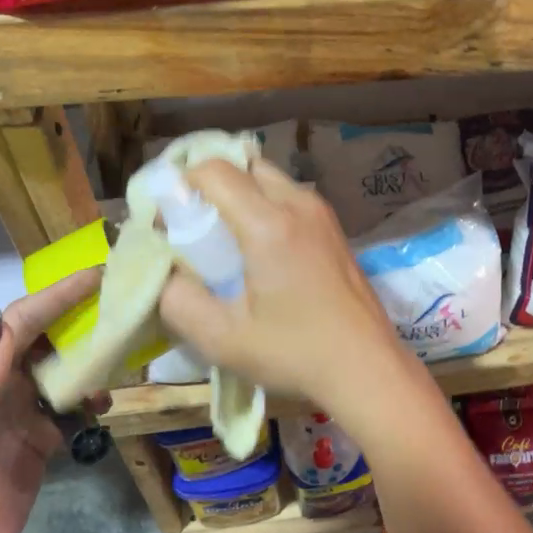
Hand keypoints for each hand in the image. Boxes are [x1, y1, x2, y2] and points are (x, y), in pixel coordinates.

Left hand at [0, 269, 108, 532]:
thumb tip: (1, 318)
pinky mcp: (36, 443)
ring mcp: (16, 415)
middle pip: (43, 341)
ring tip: (123, 357)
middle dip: (80, 321)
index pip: (18, 322)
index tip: (99, 276)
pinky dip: (88, 401)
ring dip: (88, 363)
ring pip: (60, 373)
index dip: (57, 297)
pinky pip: (68, 409)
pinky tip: (104, 404)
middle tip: (126, 307)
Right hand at [157, 159, 416, 415]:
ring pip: (269, 180)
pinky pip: (290, 199)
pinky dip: (266, 209)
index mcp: (268, 223)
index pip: (214, 170)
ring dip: (241, 197)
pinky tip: (261, 255)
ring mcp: (322, 214)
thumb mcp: (221, 338)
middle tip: (196, 231)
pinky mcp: (335, 229)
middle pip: (244, 166)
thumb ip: (177, 299)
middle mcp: (298, 204)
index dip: (181, 188)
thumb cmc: (295, 352)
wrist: (367, 367)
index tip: (170, 225)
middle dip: (211, 188)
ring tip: (227, 244)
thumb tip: (165, 271)